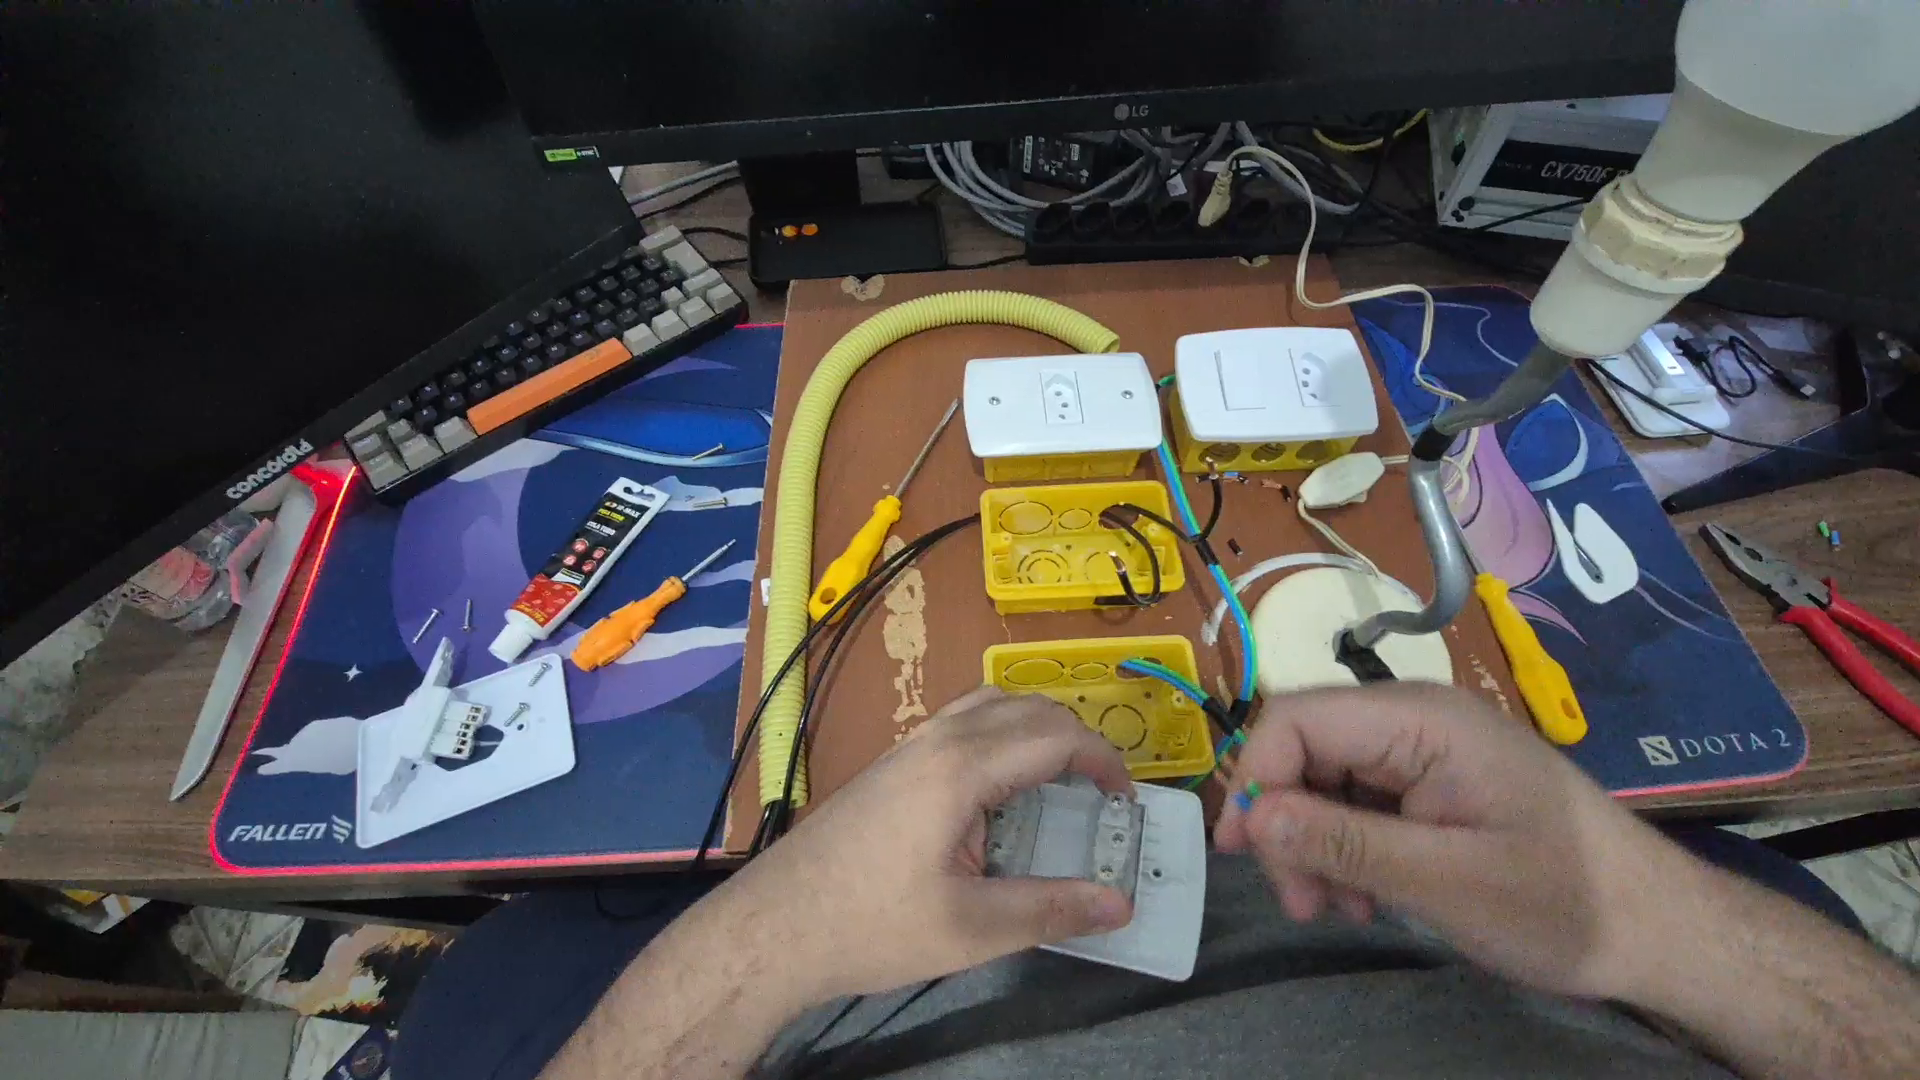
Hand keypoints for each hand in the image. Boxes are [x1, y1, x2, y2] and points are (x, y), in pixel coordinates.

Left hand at [725, 686, 1135, 1000]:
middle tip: (1099, 795)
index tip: (1124, 802)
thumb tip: (1120, 904)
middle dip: (1077, 740)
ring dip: (1037, 728)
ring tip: (1059, 782)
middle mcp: (939, 738)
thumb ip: (1051, 910)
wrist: (776, 923)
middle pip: (1028, 708)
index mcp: (963, 767)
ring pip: (992, 703)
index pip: (1054, 737)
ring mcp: (912, 743)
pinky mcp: (896, 759)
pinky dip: (1003, 734)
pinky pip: (964, 721)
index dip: (1103, 761)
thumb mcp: (970, 930)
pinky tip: (1000, 790)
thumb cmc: (872, 925)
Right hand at [1213, 682, 1694, 999]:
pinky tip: (1360, 894)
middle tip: (1297, 900)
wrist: (1667, 934)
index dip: (1257, 776)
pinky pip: (1351, 798)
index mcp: (1419, 719)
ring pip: (1319, 777)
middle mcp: (1408, 717)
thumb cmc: (1567, 905)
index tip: (1244, 850)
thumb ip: (1345, 843)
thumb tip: (1252, 819)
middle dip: (1284, 822)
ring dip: (1309, 841)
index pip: (1298, 719)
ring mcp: (1416, 747)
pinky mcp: (1421, 778)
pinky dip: (1339, 845)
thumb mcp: (1449, 882)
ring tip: (1331, 907)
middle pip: (1302, 748)